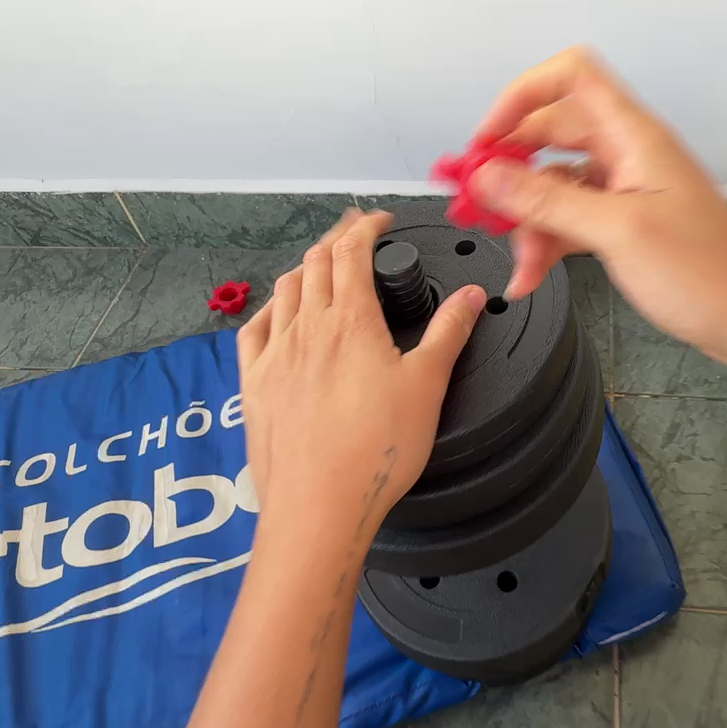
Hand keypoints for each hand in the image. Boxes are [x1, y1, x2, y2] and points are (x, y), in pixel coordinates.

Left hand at [237, 210, 485, 544]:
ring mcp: (274, 355)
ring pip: (284, 289)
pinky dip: (269, 309)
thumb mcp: (428, 385)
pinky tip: (277, 315)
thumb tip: (473, 295)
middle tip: (355, 233)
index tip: (381, 220)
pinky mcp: (253, 385)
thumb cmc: (376, 448)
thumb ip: (450, 331)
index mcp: (350, 320)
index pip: (352, 251)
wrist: (318, 506)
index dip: (366, 226)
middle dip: (336, 238)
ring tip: (321, 266)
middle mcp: (307, 327)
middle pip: (315, 261)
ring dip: (305, 268)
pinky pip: (253, 330)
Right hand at [469, 46, 726, 360]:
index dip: (522, 97)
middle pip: (551, 136)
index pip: (571, 77)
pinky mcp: (622, 221)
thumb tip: (487, 174)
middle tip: (477, 206)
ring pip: (555, 184)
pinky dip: (547, 242)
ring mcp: (624, 187)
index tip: (488, 142)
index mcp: (634, 136)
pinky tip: (532, 274)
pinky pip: (570, 218)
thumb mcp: (615, 232)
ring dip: (527, 220)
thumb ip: (546, 200)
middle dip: (510, 170)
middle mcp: (627, 153)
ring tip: (520, 265)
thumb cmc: (706, 274)